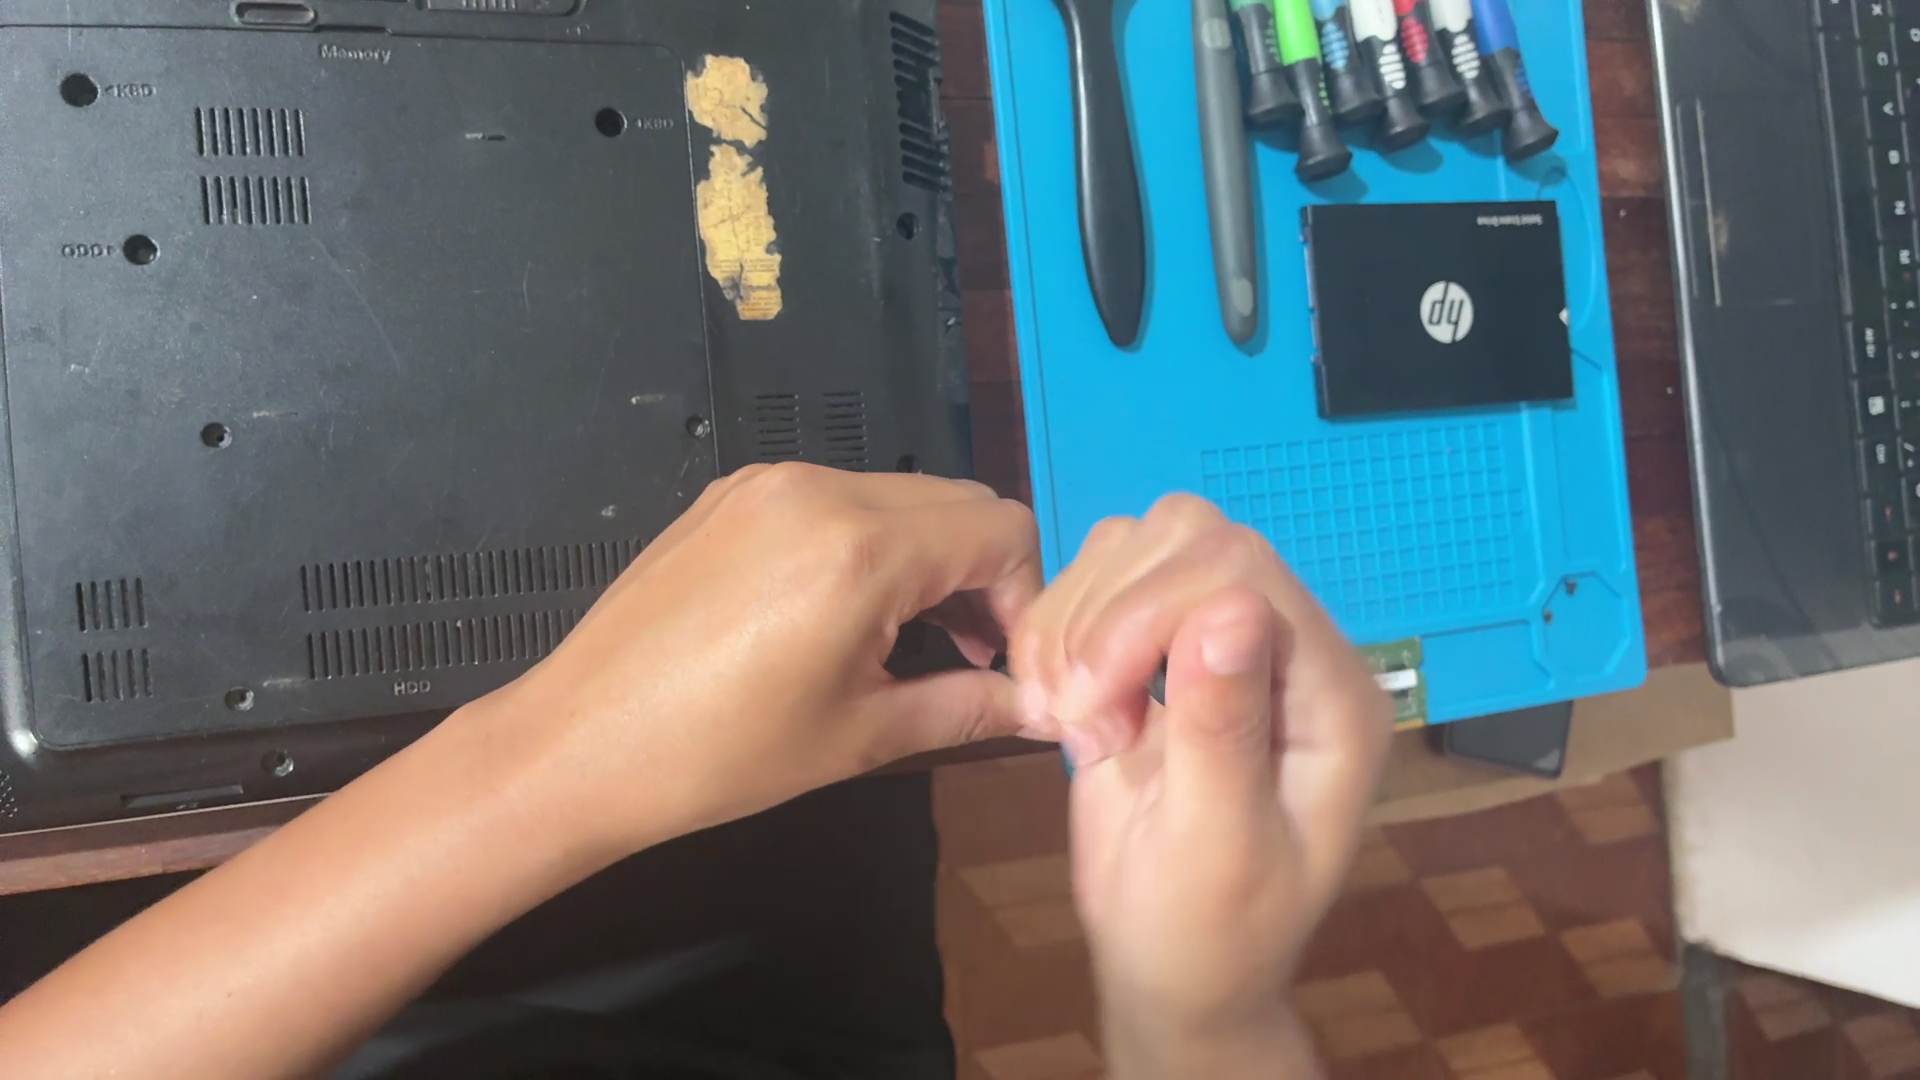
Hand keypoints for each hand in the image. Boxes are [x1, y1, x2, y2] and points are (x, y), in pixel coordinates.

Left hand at [469, 462, 1041, 860]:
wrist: (575, 744)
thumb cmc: (722, 755)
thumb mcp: (863, 736)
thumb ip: (971, 706)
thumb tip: (1041, 706)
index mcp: (863, 549)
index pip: (1003, 529)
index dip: (1026, 594)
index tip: (1008, 658)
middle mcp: (824, 489)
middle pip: (962, 500)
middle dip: (985, 573)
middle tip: (969, 649)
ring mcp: (774, 479)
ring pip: (906, 494)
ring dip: (933, 555)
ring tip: (917, 632)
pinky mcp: (738, 488)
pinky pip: (845, 496)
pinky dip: (877, 540)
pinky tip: (849, 603)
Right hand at [1008, 497, 1390, 1073]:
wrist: (1162, 953)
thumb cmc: (1204, 924)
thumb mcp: (1219, 844)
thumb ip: (1226, 726)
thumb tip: (1229, 607)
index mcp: (1328, 689)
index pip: (1244, 571)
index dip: (1150, 613)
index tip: (1095, 705)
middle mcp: (1276, 640)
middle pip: (1187, 534)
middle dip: (1108, 617)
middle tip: (1083, 713)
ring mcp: (1208, 630)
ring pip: (1131, 543)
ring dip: (1073, 623)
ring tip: (1071, 714)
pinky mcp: (1146, 638)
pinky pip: (1090, 575)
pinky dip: (1051, 625)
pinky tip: (1053, 696)